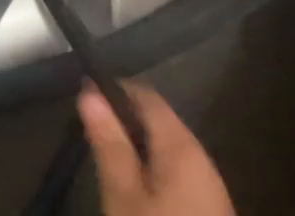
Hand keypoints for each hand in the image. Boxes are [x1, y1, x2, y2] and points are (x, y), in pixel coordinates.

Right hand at [79, 82, 234, 215]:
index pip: (146, 95)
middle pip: (159, 121)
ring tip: (108, 162)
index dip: (114, 90)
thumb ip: (109, 144)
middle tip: (92, 134)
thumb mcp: (124, 195)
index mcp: (181, 145)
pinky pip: (177, 172)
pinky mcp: (209, 207)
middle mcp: (201, 155)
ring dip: (138, 147)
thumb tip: (89, 93)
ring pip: (167, 148)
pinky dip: (153, 170)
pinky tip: (136, 191)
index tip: (85, 97)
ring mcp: (209, 183)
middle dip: (125, 121)